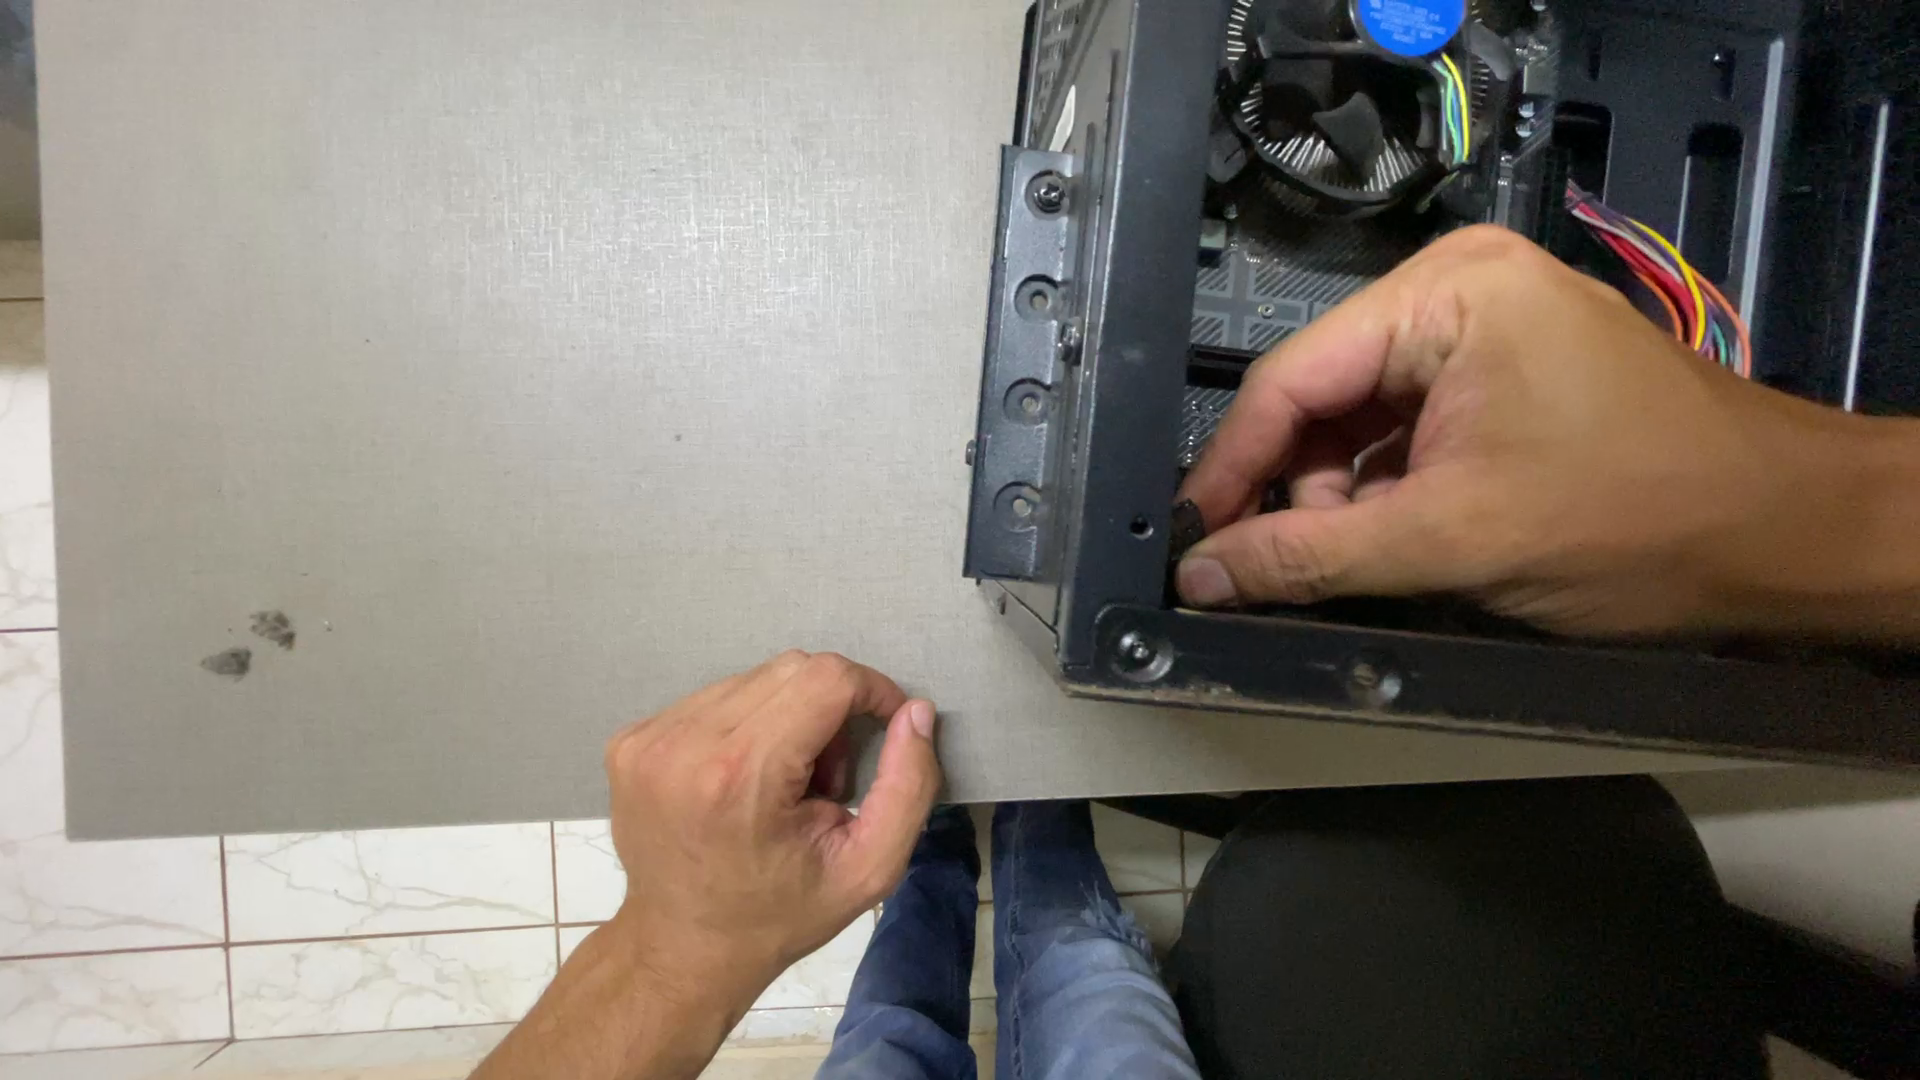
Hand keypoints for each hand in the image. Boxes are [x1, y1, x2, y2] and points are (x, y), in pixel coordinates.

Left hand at [605, 650, 940, 1006]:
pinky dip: (751, 720)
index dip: (872, 690)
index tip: (887, 726)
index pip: (827, 678)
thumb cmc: (780, 914)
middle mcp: (685, 742)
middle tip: (828, 775)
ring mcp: (651, 736)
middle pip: (795, 670)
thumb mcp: (870, 868)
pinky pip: (721, 695)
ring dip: (791, 713)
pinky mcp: (632, 737)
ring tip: (786, 780)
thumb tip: (915, 710)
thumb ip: (909, 786)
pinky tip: (746, 775)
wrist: (680, 950)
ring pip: (758, 677)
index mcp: (741, 774)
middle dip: (832, 707)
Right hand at [1177, 225, 1919, 639]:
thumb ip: (1307, 557)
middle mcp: (1446, 296)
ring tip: (1363, 550)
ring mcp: (1465, 333)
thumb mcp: (1451, 541)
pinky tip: (1392, 531)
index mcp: (1443, 298)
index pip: (1288, 382)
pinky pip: (1383, 434)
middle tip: (1268, 560)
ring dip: (1331, 497)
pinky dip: (1370, 491)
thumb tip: (1198, 575)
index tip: (1188, 536)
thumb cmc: (1643, 523)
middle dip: (1290, 487)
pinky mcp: (1478, 376)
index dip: (1229, 467)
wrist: (1798, 541)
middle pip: (1311, 400)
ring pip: (1340, 424)